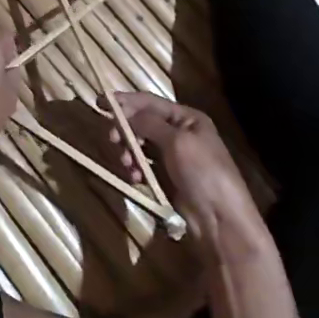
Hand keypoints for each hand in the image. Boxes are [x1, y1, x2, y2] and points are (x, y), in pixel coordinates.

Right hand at [110, 93, 266, 261]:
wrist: (218, 216)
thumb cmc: (202, 170)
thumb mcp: (177, 141)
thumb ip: (150, 124)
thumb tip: (127, 112)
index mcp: (187, 118)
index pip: (151, 103)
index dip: (126, 101)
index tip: (100, 102)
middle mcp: (180, 133)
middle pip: (144, 123)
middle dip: (127, 130)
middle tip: (112, 139)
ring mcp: (173, 157)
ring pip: (141, 146)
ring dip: (130, 152)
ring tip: (127, 164)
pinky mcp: (167, 178)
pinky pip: (144, 167)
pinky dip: (136, 170)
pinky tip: (135, 178)